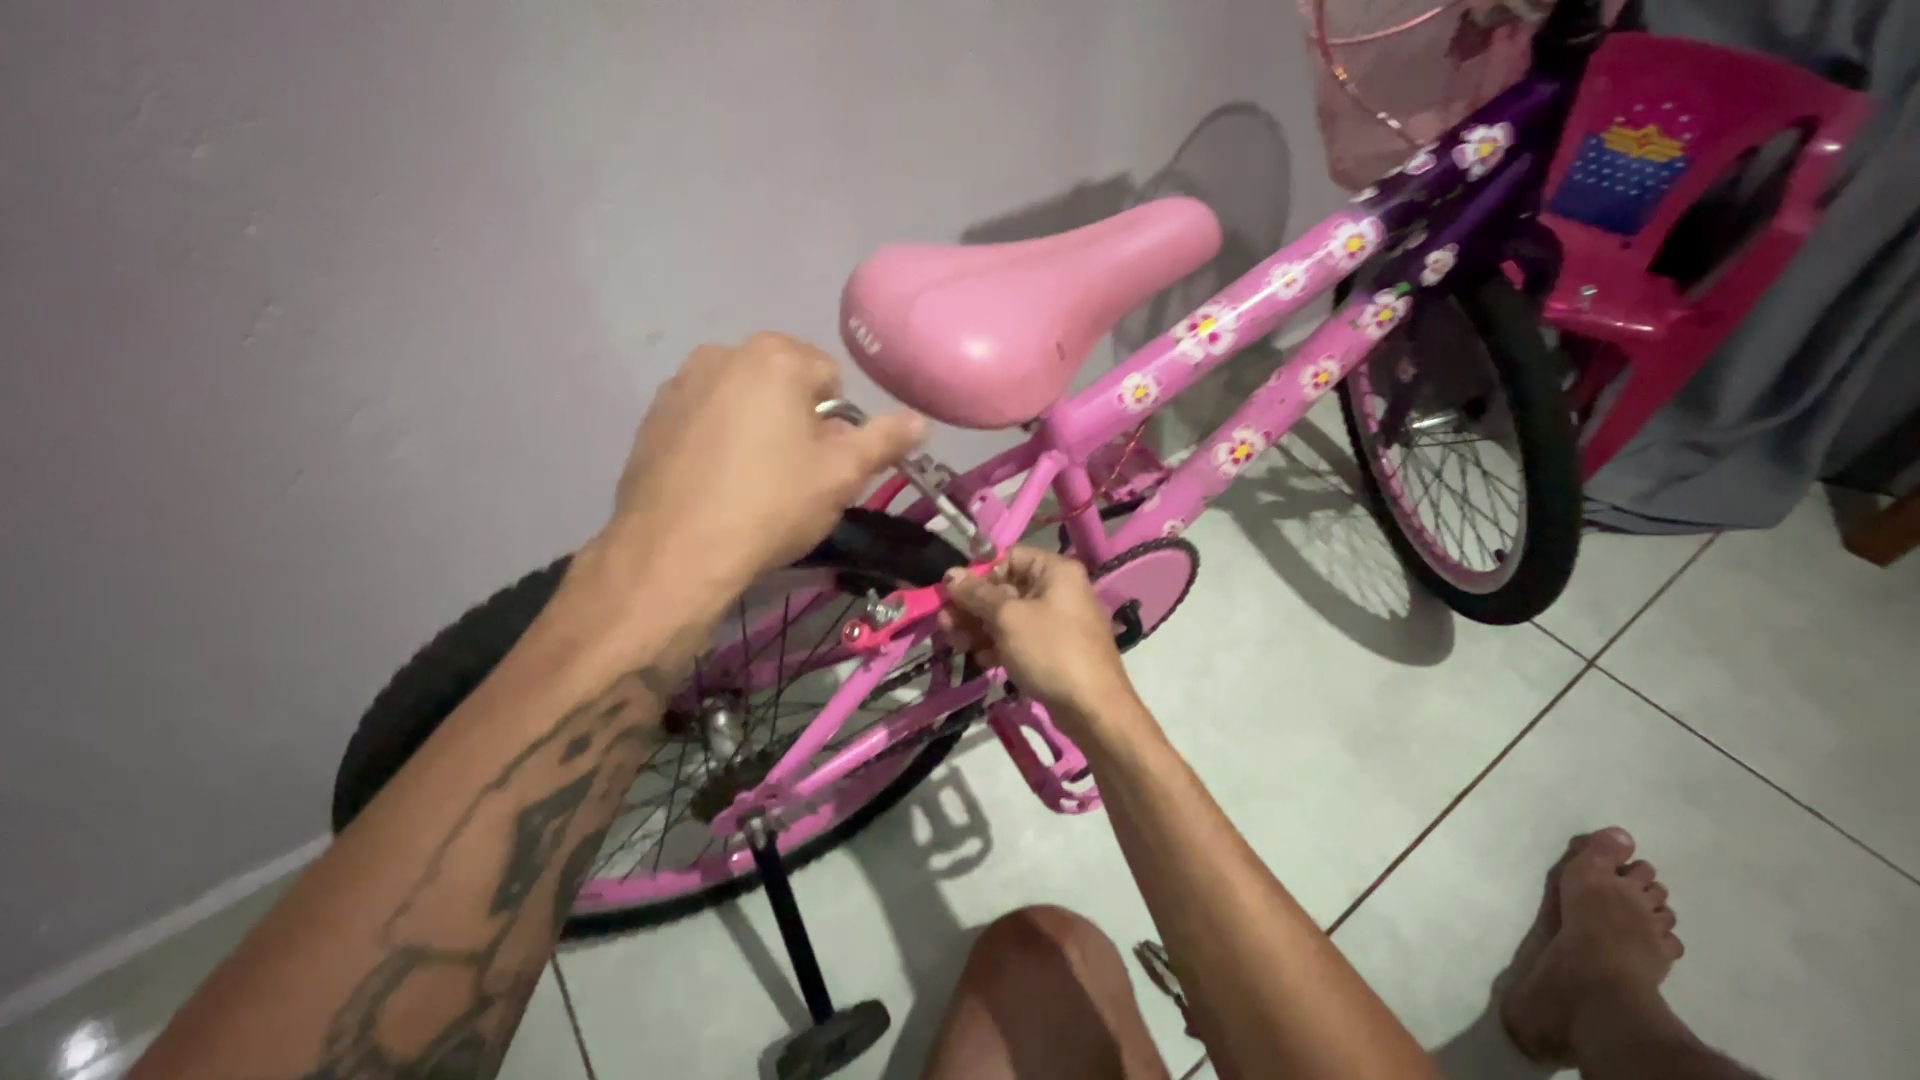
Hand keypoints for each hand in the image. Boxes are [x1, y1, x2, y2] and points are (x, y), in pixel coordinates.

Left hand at [599, 332, 924, 597]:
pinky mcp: (652, 418)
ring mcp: (680, 384)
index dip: (836, 422)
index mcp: (775, 357)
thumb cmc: (771, 505)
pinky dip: (717, 441)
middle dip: (795, 419)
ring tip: (753, 482)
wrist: (675, 551)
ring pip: (741, 400)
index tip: (825, 463)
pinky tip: (716, 485)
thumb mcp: (842, 475)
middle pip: (782, 383)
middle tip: (794, 475)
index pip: (829, 376)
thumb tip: (920, 421)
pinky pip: (704, 419)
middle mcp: (723, 354)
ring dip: (755, 427)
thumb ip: (885, 439)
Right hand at [941, 546, 1148, 739]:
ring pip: (1009, 617)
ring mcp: (1057, 622)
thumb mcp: (1008, 618)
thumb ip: (976, 594)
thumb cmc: (1051, 651)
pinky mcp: (1054, 650)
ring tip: (956, 644)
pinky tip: (981, 660)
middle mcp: (1059, 590)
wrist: (1093, 708)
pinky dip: (999, 646)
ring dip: (980, 628)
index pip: (1009, 557)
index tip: (952, 595)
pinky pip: (1020, 639)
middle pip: (1005, 589)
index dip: (978, 574)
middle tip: (944, 624)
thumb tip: (950, 574)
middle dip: (973, 607)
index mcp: (1055, 571)